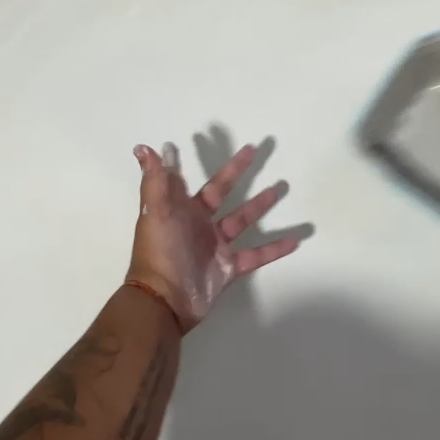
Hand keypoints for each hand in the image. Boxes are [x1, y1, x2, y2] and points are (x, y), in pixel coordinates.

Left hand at [126, 140, 303, 332]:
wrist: (165, 300)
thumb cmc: (160, 252)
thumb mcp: (155, 212)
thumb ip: (155, 180)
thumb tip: (143, 147)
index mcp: (180, 209)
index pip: (188, 178)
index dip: (192, 161)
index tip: (204, 139)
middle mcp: (199, 224)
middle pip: (222, 192)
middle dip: (238, 172)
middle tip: (257, 150)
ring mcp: (216, 246)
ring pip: (243, 219)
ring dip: (261, 205)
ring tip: (281, 189)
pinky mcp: (229, 268)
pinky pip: (256, 255)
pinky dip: (274, 248)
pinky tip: (295, 239)